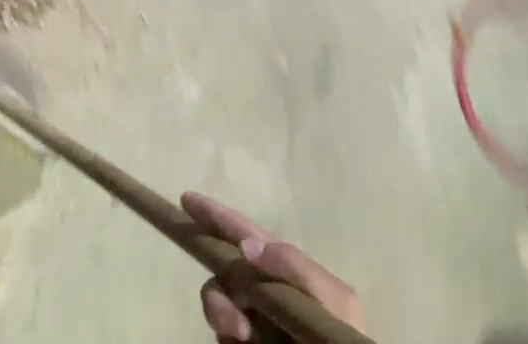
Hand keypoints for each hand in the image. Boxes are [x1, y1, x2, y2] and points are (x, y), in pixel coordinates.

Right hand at [181, 192, 366, 341]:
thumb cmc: (341, 338)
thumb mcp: (335, 300)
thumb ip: (295, 266)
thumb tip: (245, 245)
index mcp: (287, 271)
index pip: (247, 234)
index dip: (218, 215)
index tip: (187, 198)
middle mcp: (266, 290)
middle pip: (224, 270)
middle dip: (218, 290)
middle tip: (231, 323)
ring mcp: (255, 318)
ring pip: (217, 300)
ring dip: (221, 315)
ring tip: (242, 338)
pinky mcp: (245, 342)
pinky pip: (221, 331)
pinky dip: (225, 336)